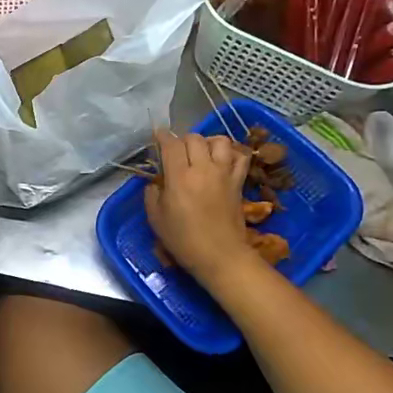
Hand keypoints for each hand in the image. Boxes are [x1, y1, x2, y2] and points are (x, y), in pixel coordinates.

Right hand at [145, 128, 252, 277]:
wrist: (220, 256)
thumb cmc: (184, 241)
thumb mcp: (156, 219)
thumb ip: (152, 195)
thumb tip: (156, 182)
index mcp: (180, 177)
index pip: (171, 145)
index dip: (162, 136)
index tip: (158, 136)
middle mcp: (203, 169)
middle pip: (194, 138)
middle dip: (183, 141)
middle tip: (178, 152)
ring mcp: (224, 173)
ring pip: (219, 141)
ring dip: (208, 142)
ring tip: (202, 153)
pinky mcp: (238, 182)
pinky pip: (240, 157)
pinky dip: (232, 153)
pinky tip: (224, 161)